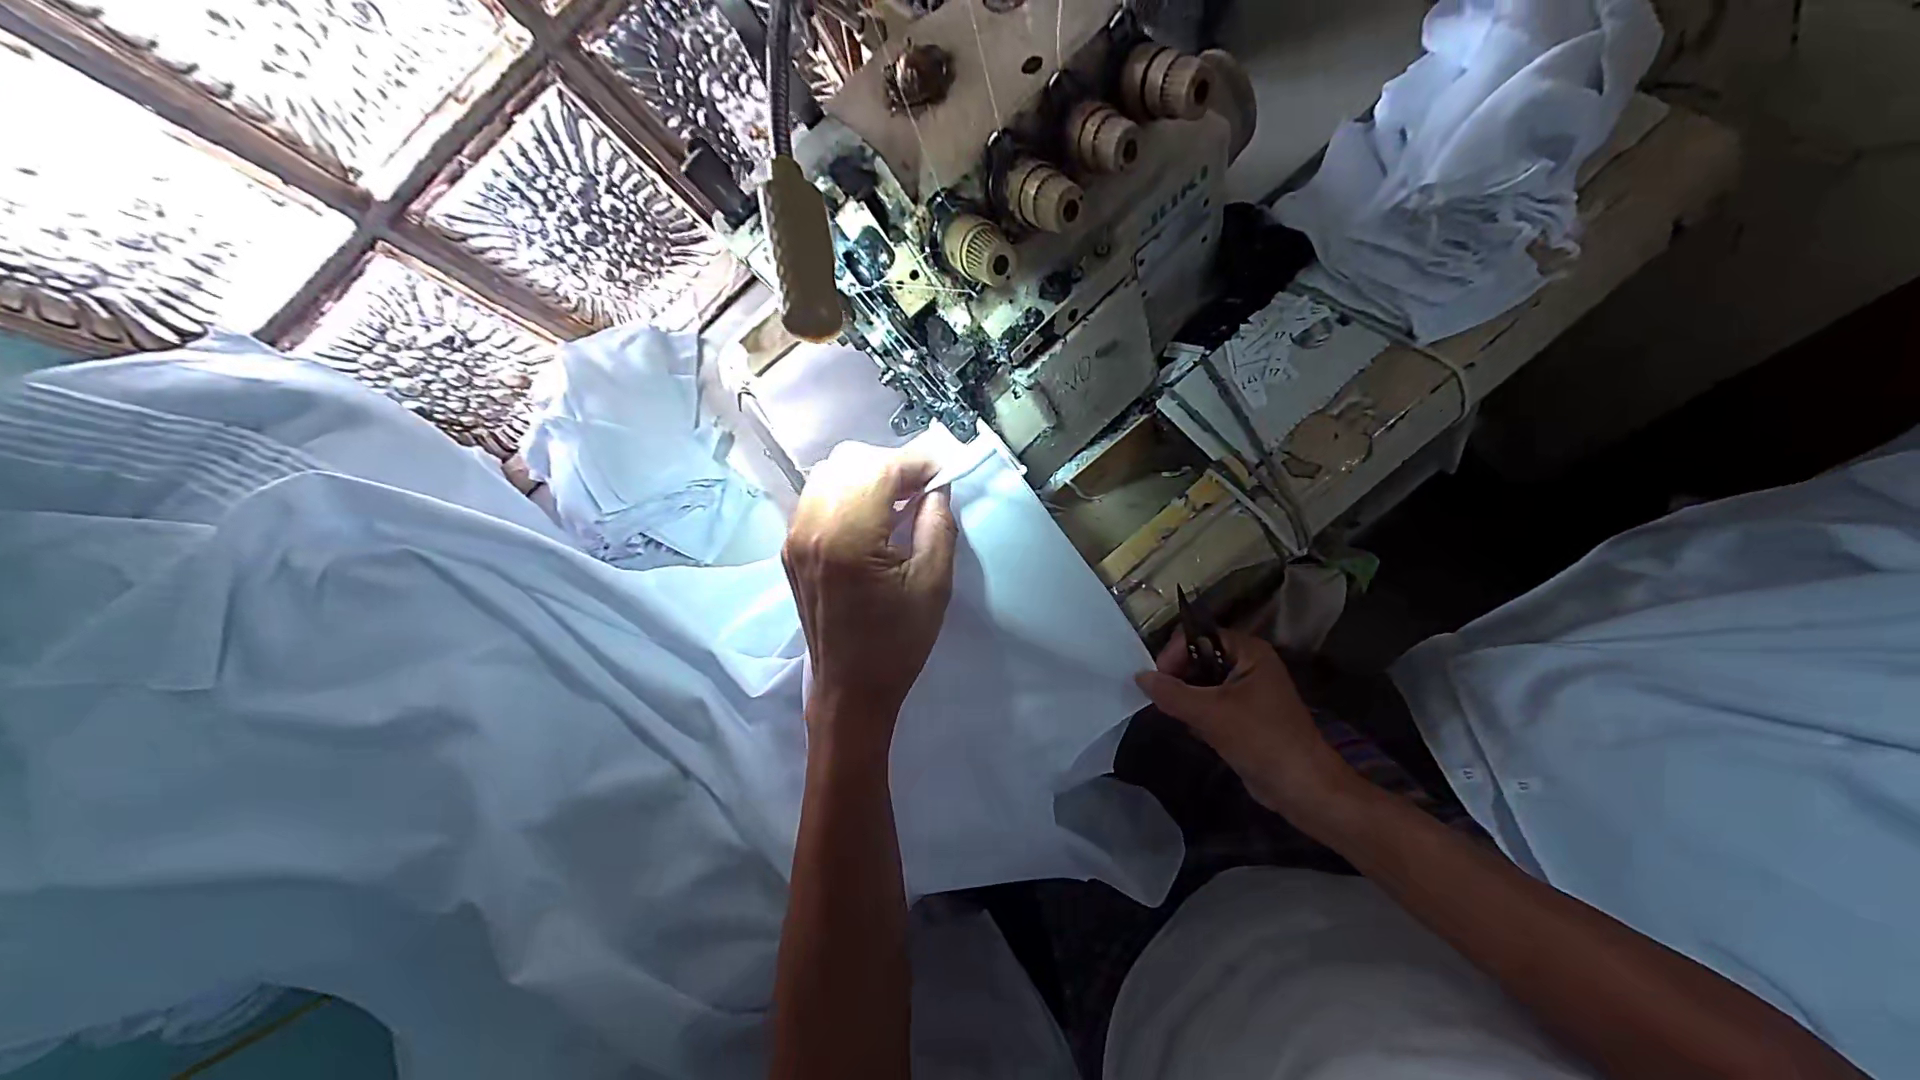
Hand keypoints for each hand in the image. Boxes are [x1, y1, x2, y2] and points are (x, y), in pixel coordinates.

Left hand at [784, 444, 958, 749]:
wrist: (850, 688)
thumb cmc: (897, 642)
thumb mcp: (934, 584)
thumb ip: (938, 524)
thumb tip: (936, 486)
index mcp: (848, 539)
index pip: (882, 470)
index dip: (919, 461)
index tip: (944, 469)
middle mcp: (811, 528)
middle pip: (851, 461)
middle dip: (893, 465)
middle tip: (923, 489)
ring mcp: (794, 536)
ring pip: (830, 472)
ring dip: (868, 475)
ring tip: (898, 502)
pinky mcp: (790, 547)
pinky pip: (817, 495)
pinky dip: (847, 491)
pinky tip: (871, 518)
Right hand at [1135, 629, 1359, 820]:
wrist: (1303, 788)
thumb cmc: (1262, 740)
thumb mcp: (1211, 713)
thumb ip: (1171, 693)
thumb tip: (1140, 677)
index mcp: (1249, 652)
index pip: (1198, 637)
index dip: (1175, 654)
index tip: (1159, 681)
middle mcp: (1249, 665)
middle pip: (1198, 659)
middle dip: (1179, 680)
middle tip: (1165, 702)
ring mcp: (1248, 692)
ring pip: (1202, 685)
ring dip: (1187, 701)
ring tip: (1181, 718)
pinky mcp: (1244, 716)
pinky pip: (1210, 706)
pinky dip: (1198, 716)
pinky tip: (1197, 733)